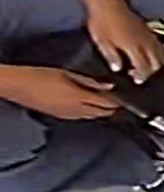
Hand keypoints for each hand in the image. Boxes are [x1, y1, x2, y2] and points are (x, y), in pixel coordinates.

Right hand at [0, 64, 119, 119]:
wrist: (9, 83)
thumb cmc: (35, 75)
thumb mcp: (65, 73)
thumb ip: (89, 81)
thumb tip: (109, 85)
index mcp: (80, 96)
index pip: (109, 103)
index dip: (119, 102)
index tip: (123, 98)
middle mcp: (77, 108)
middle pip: (105, 112)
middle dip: (113, 108)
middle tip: (116, 103)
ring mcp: (67, 113)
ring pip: (94, 116)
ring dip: (101, 112)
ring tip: (103, 105)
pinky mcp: (58, 115)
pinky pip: (81, 117)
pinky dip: (88, 114)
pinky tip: (87, 108)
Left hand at [85, 0, 163, 81]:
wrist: (109, 6)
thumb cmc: (101, 23)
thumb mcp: (100, 40)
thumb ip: (110, 55)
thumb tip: (117, 69)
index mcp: (133, 49)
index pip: (143, 67)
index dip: (141, 75)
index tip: (136, 80)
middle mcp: (147, 47)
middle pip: (156, 64)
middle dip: (151, 72)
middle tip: (142, 75)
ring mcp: (152, 40)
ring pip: (163, 58)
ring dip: (159, 65)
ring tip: (151, 68)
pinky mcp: (153, 35)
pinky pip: (162, 50)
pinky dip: (162, 56)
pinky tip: (156, 57)